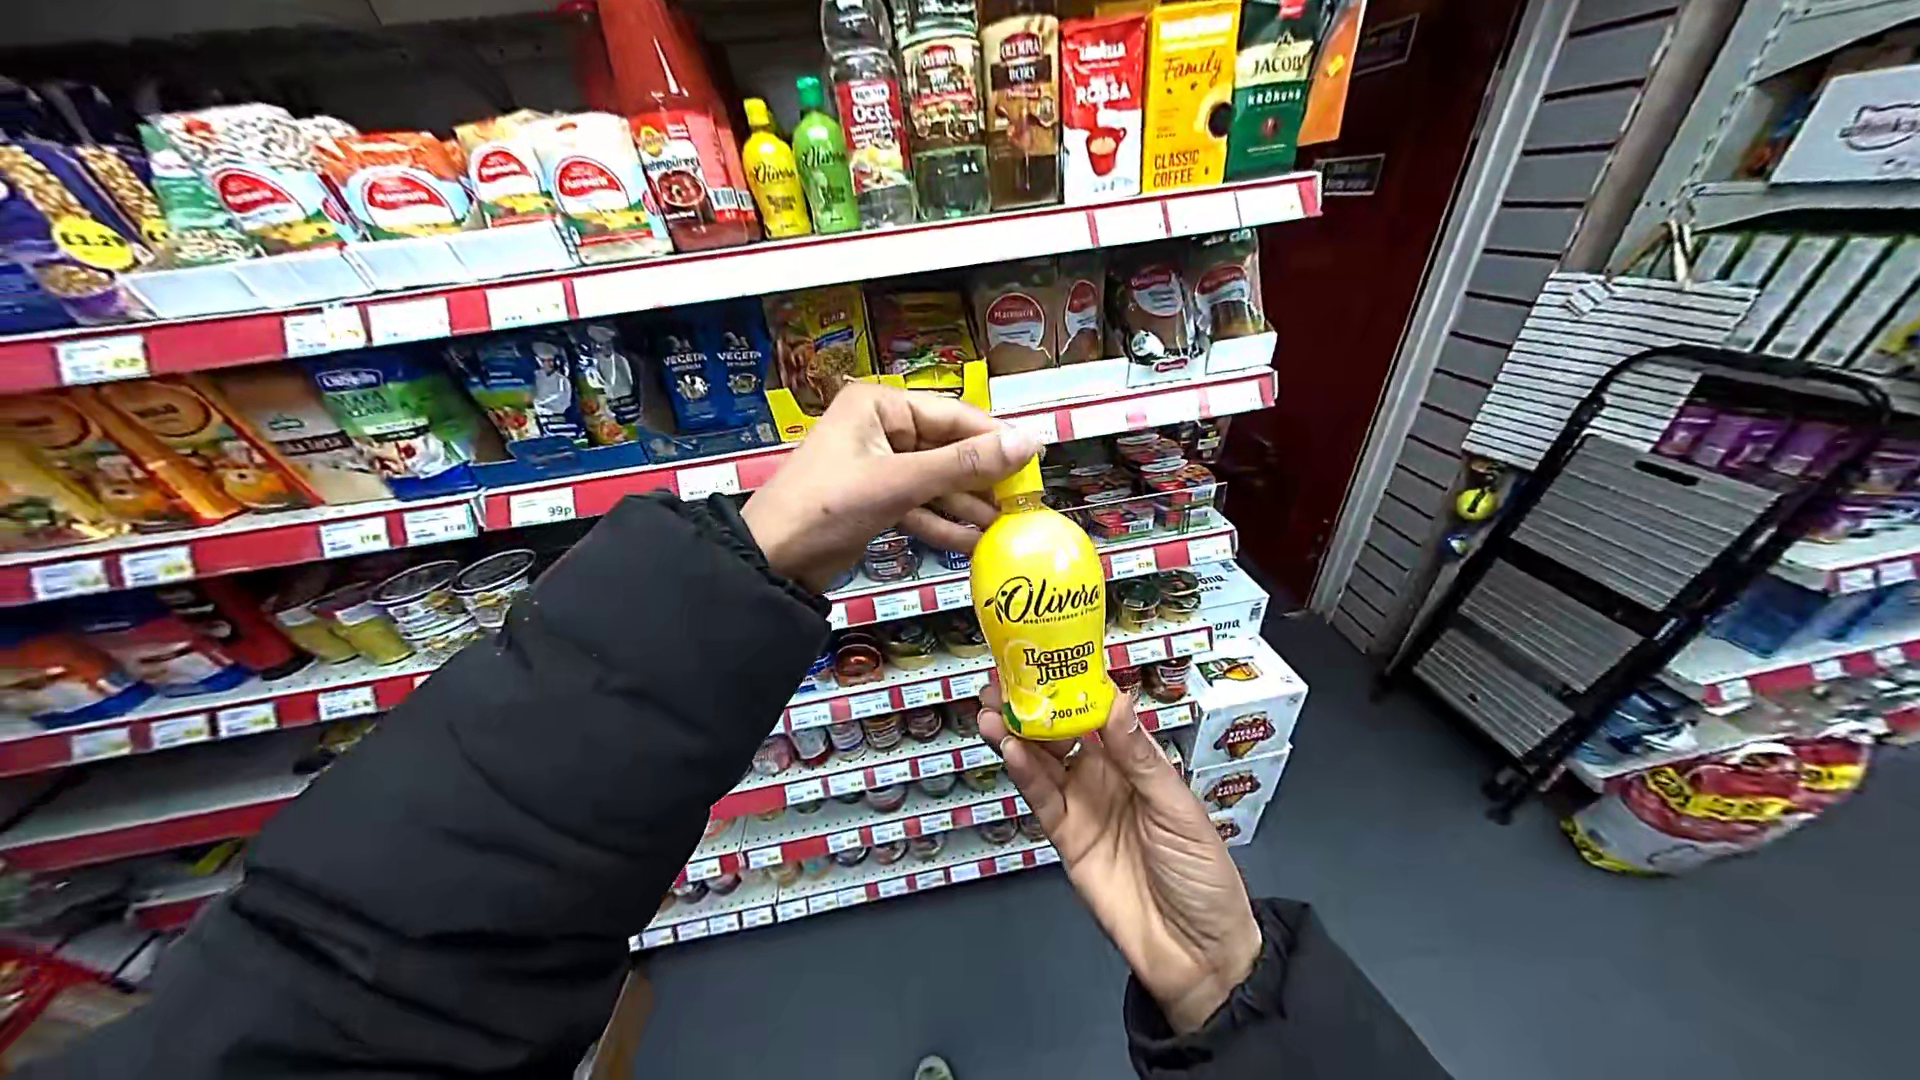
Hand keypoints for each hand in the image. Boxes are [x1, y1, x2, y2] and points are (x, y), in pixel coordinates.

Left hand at [740, 384, 1041, 592]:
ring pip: (937, 481)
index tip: (1035, 458)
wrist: (773, 562)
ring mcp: (879, 467)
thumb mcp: (898, 483)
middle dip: (983, 478)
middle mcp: (882, 430)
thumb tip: (1027, 443)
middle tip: (1024, 500)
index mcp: (880, 406)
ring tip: (1007, 526)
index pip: (953, 415)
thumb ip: (963, 465)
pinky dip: (943, 523)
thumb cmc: (827, 507)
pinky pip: (920, 506)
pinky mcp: (877, 500)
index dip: (996, 438)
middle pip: (947, 450)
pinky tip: (973, 541)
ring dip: (967, 505)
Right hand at [979, 685, 1261, 1033]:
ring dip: (1016, 734)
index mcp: (1133, 757)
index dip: (1070, 685)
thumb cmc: (1199, 869)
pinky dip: (1024, 773)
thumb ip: (1139, 756)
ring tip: (991, 709)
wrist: (1195, 953)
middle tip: (999, 680)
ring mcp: (1080, 803)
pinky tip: (1008, 749)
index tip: (1044, 658)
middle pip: (1059, 731)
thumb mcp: (1176, 807)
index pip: (1096, 711)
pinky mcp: (1064, 835)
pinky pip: (1041, 798)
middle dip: (1030, 705)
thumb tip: (1114, 698)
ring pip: (1041, 760)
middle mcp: (1101, 773)